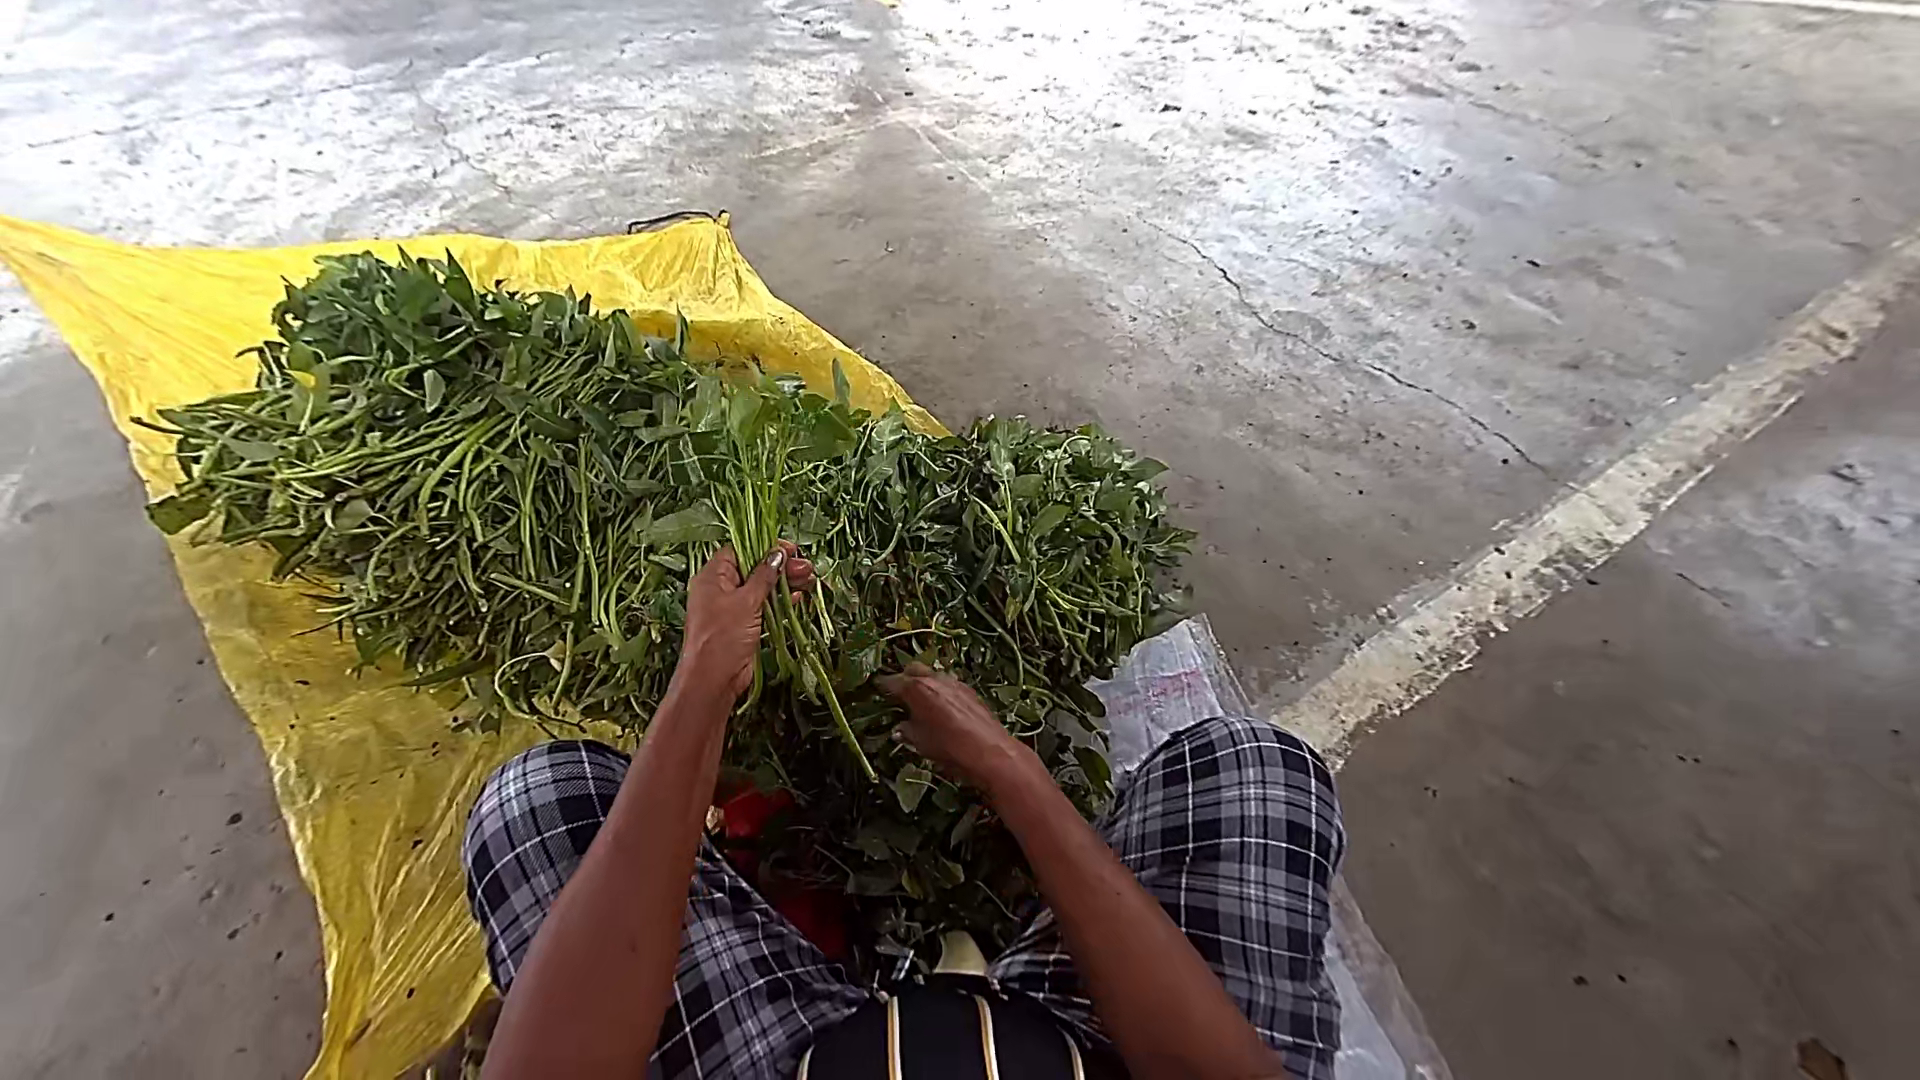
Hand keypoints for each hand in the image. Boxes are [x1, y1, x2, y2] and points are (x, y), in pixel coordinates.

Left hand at [678, 540, 813, 700]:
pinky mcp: (744, 623)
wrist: (714, 678)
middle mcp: (722, 588)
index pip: (740, 550)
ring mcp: (734, 607)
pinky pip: (765, 605)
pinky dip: (781, 600)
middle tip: (805, 567)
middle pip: (754, 568)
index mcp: (713, 576)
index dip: (765, 547)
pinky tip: (799, 596)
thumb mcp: (746, 600)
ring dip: (785, 583)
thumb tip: (777, 554)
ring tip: (809, 579)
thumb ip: (764, 575)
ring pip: (762, 587)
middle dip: (781, 566)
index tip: (790, 549)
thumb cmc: (722, 636)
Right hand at [876, 663, 1039, 792]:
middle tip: (897, 694)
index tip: (876, 689)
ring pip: (932, 675)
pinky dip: (940, 691)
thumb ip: (906, 730)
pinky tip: (940, 708)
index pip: (892, 681)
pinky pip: (948, 684)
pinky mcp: (969, 690)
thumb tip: (900, 727)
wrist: (990, 751)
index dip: (882, 686)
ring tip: (919, 702)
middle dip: (903, 679)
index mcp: (917, 689)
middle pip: (913, 670)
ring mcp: (954, 682)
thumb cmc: (949, 748)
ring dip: (924, 684)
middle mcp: (935, 679)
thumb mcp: (919, 742)